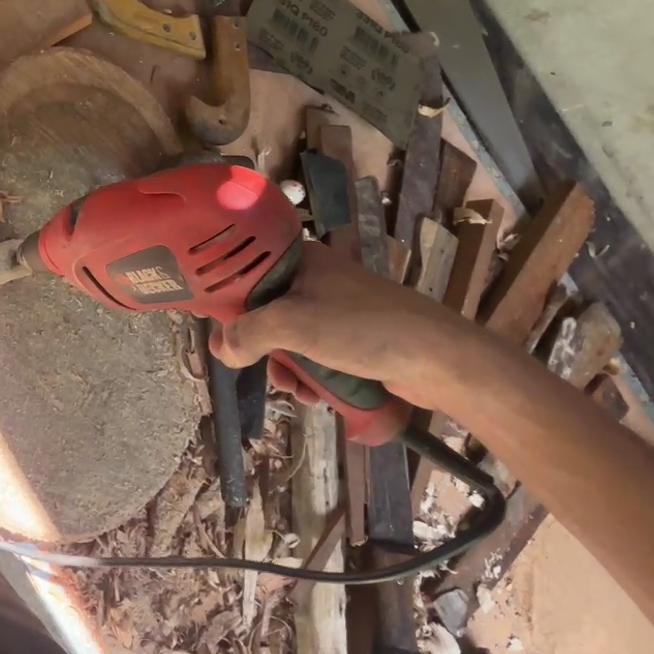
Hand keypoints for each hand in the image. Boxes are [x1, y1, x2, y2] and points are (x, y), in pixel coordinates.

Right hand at [209, 240, 484, 410]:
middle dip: (257, 344)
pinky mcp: (351, 336)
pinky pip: (312, 353)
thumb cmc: (362, 327)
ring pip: (286, 337)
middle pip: (262, 310)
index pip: (244, 272)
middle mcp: (312, 278)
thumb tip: (221, 349)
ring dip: (284, 367)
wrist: (438, 358)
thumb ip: (248, 334)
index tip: (215, 328)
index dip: (225, 301)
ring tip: (294, 388)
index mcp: (298, 261)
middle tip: (255, 364)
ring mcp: (333, 308)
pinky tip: (314, 393)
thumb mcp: (293, 325)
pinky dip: (308, 374)